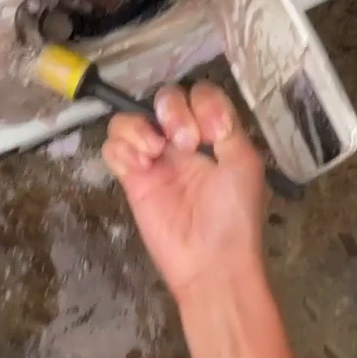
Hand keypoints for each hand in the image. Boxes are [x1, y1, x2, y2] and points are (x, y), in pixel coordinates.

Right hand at [101, 83, 268, 303]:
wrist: (212, 262)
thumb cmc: (235, 215)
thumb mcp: (245, 163)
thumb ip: (228, 125)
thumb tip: (201, 113)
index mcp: (212, 135)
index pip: (198, 95)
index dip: (202, 104)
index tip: (212, 134)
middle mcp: (180, 142)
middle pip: (163, 98)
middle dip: (172, 111)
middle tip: (186, 144)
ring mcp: (153, 159)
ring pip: (129, 118)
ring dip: (139, 127)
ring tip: (154, 152)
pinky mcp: (131, 179)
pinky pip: (112, 148)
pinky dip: (121, 149)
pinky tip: (140, 167)